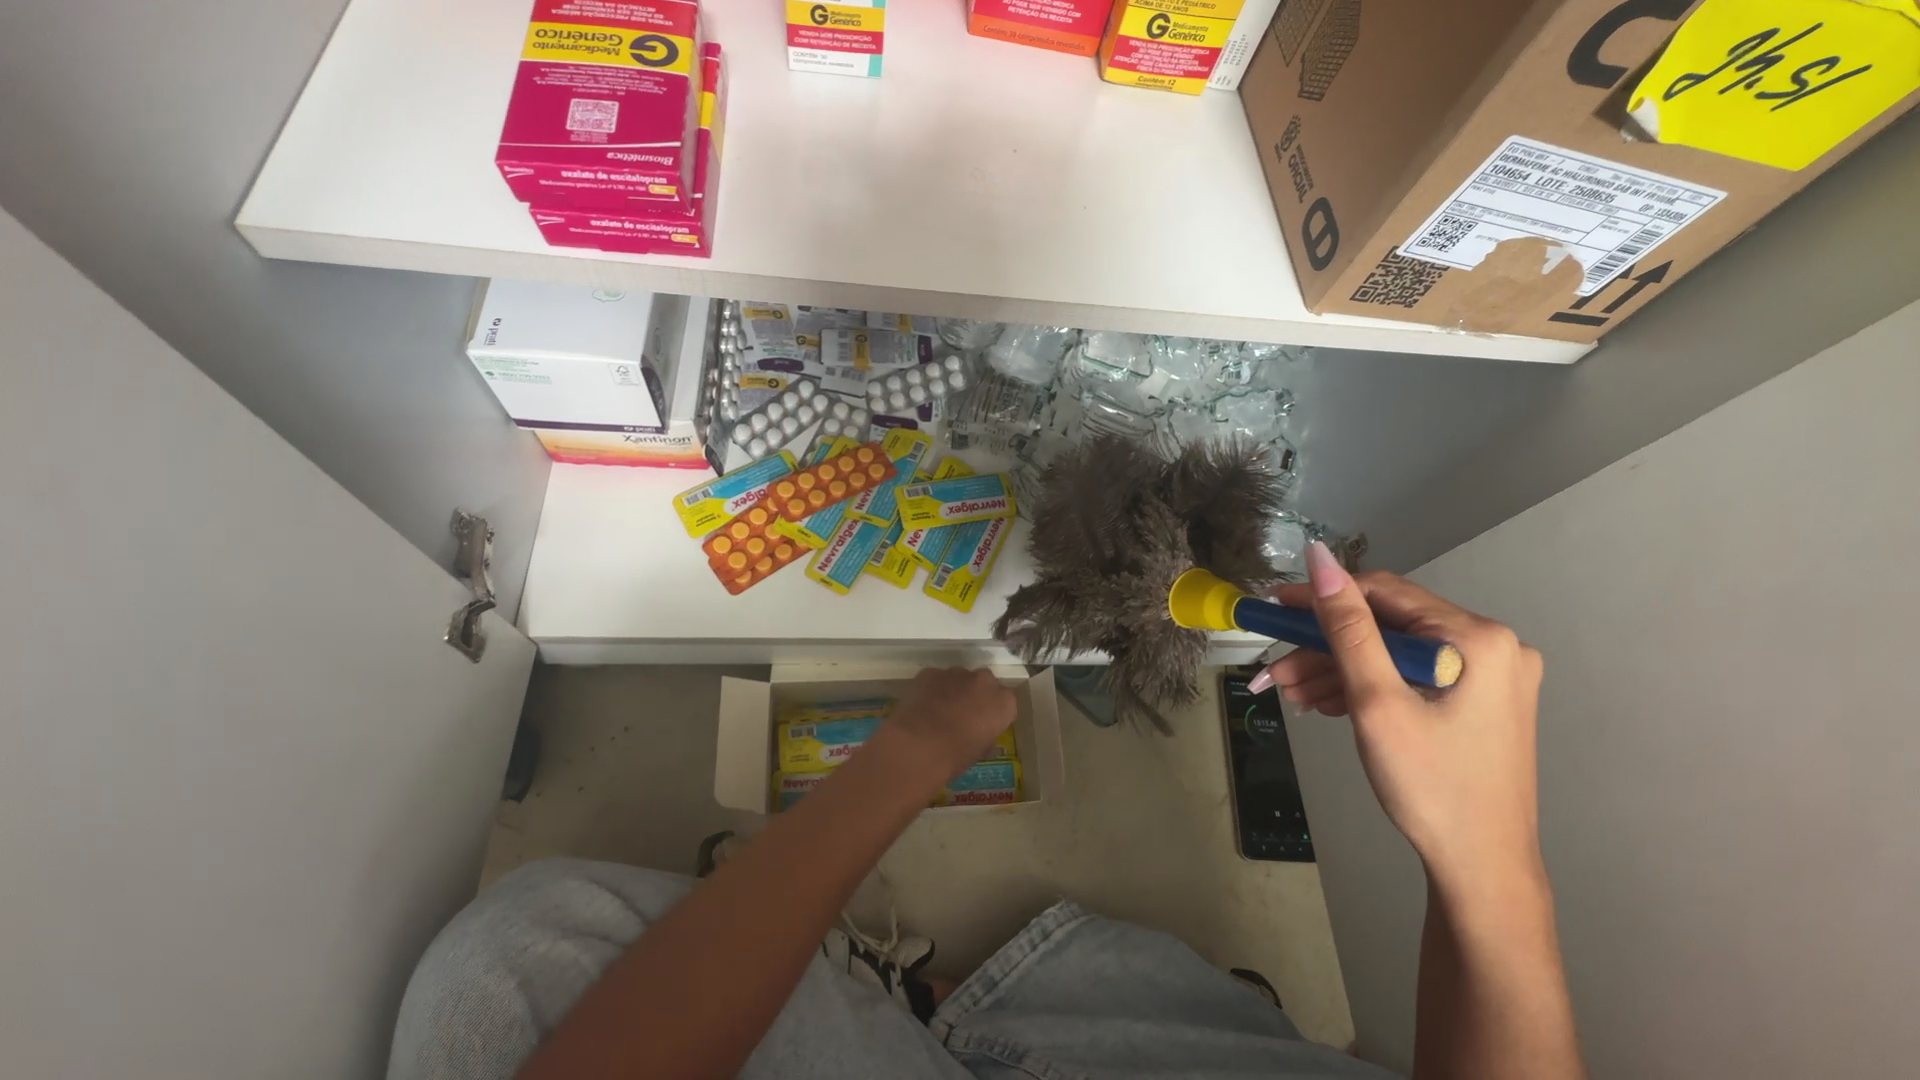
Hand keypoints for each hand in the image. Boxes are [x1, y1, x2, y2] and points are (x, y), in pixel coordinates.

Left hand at [884, 668, 1018, 779]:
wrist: (920, 745)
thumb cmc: (956, 755)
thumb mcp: (979, 752)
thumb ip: (986, 738)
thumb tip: (984, 739)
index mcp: (1003, 702)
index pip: (1005, 702)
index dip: (993, 713)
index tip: (984, 724)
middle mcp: (984, 681)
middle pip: (984, 683)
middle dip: (976, 695)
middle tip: (962, 715)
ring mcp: (956, 673)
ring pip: (958, 678)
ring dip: (953, 690)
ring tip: (939, 711)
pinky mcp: (931, 672)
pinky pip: (935, 679)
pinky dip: (932, 689)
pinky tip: (922, 707)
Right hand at [1254, 543, 1545, 888]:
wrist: (1480, 868)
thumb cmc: (1430, 786)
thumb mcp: (1377, 701)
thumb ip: (1347, 627)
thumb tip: (1319, 558)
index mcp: (1478, 637)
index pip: (1383, 592)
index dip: (1322, 598)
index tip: (1272, 610)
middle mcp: (1492, 645)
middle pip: (1386, 626)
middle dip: (1324, 646)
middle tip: (1274, 668)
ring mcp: (1488, 674)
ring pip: (1393, 654)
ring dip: (1337, 670)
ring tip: (1288, 692)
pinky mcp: (1477, 699)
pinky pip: (1409, 676)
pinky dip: (1366, 687)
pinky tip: (1324, 703)